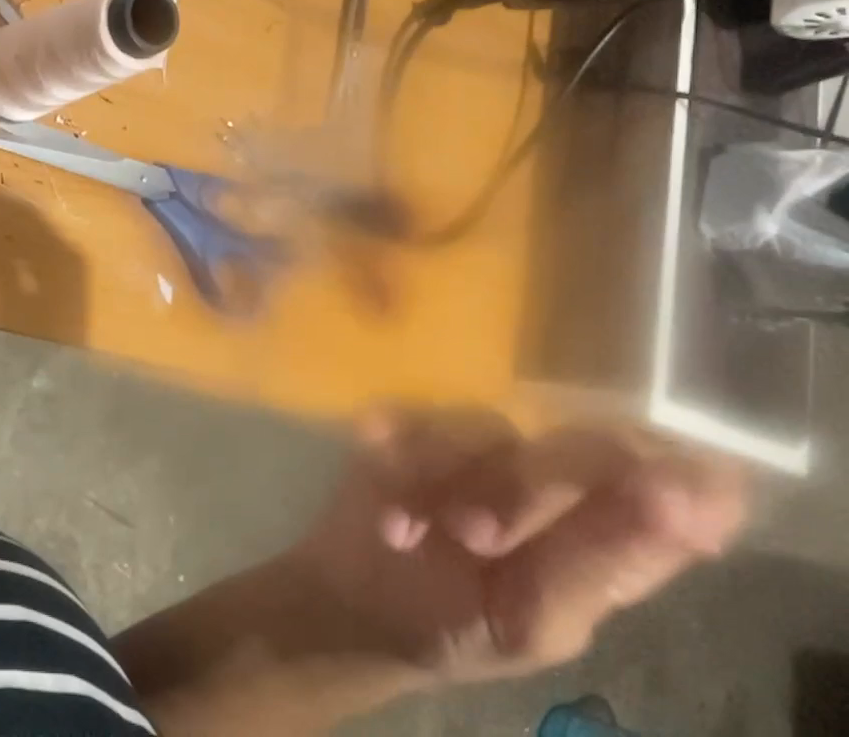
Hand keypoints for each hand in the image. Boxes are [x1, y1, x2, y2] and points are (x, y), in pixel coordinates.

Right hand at [284, 408, 748, 687]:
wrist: (356, 605)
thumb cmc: (459, 627)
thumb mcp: (533, 622)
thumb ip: (598, 567)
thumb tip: (686, 509)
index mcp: (615, 531)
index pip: (689, 481)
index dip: (684, 473)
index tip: (646, 492)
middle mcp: (559, 476)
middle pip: (580, 445)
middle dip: (525, 488)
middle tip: (474, 536)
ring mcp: (481, 447)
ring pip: (485, 427)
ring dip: (446, 475)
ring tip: (403, 533)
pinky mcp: (412, 428)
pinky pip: (410, 417)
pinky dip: (392, 448)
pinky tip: (374, 476)